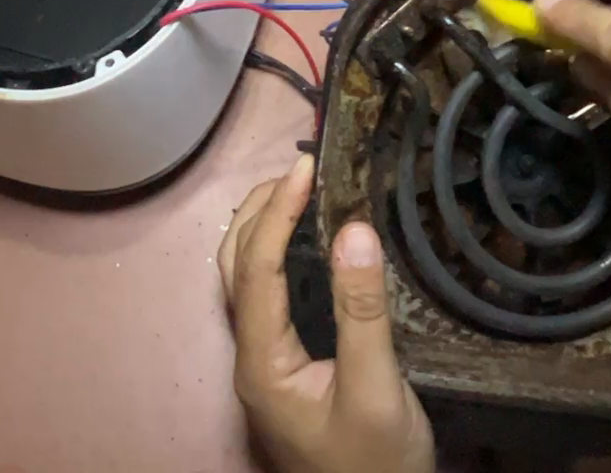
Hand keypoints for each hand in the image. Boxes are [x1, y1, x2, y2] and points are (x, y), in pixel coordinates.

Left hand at [217, 154, 434, 472]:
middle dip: (260, 209)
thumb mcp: (377, 391)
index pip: (256, 267)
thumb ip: (362, 312)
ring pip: (241, 275)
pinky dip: (273, 248)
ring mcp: (262, 358)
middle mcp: (250, 353)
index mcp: (262, 361)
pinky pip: (263, 289)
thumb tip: (354, 228)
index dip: (278, 211)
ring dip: (260, 225)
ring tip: (298, 190)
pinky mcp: (281, 360)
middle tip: (301, 171)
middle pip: (234, 263)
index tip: (307, 168)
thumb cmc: (376, 465)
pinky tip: (301, 238)